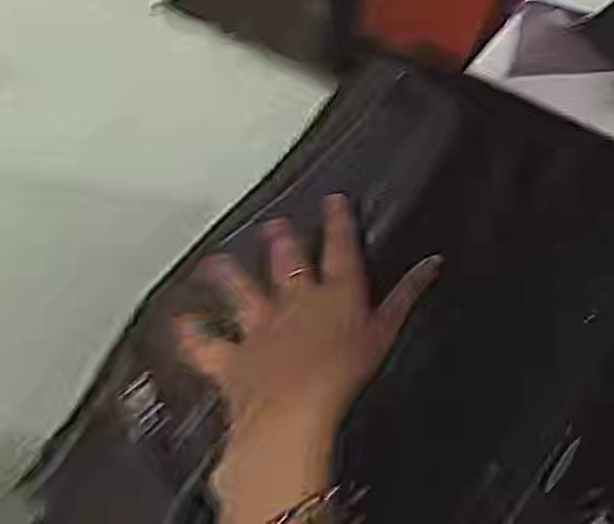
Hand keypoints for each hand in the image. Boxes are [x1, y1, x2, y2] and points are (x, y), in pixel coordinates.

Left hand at [177, 195, 440, 523]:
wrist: (292, 412)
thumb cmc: (344, 371)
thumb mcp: (389, 327)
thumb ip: (409, 292)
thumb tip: (432, 263)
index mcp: (338, 293)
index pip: (340, 247)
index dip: (338, 221)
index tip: (332, 201)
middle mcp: (297, 303)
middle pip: (289, 265)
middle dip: (283, 241)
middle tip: (275, 222)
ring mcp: (261, 330)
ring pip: (245, 294)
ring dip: (231, 276)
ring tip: (219, 259)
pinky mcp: (232, 359)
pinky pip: (208, 343)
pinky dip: (193, 332)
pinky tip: (182, 319)